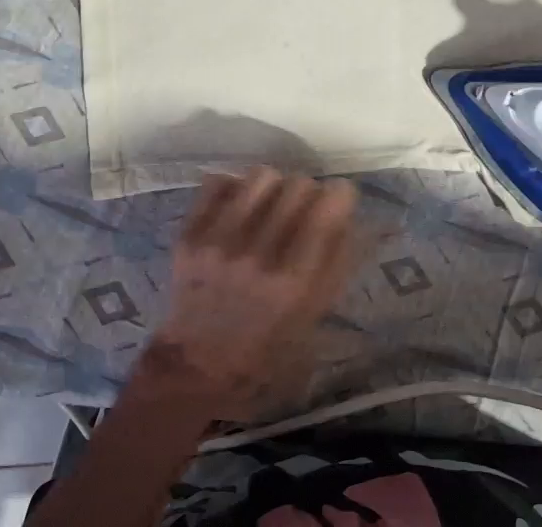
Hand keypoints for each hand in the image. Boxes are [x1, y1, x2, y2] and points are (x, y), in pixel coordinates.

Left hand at [141, 167, 358, 419]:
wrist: (198, 365)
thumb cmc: (268, 348)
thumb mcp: (315, 314)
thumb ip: (338, 261)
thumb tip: (350, 213)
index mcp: (295, 280)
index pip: (328, 205)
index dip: (341, 195)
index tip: (338, 201)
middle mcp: (257, 254)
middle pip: (298, 184)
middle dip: (309, 192)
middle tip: (303, 210)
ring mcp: (218, 241)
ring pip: (261, 175)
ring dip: (273, 187)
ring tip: (269, 207)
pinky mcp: (190, 235)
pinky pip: (220, 182)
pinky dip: (234, 190)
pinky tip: (239, 210)